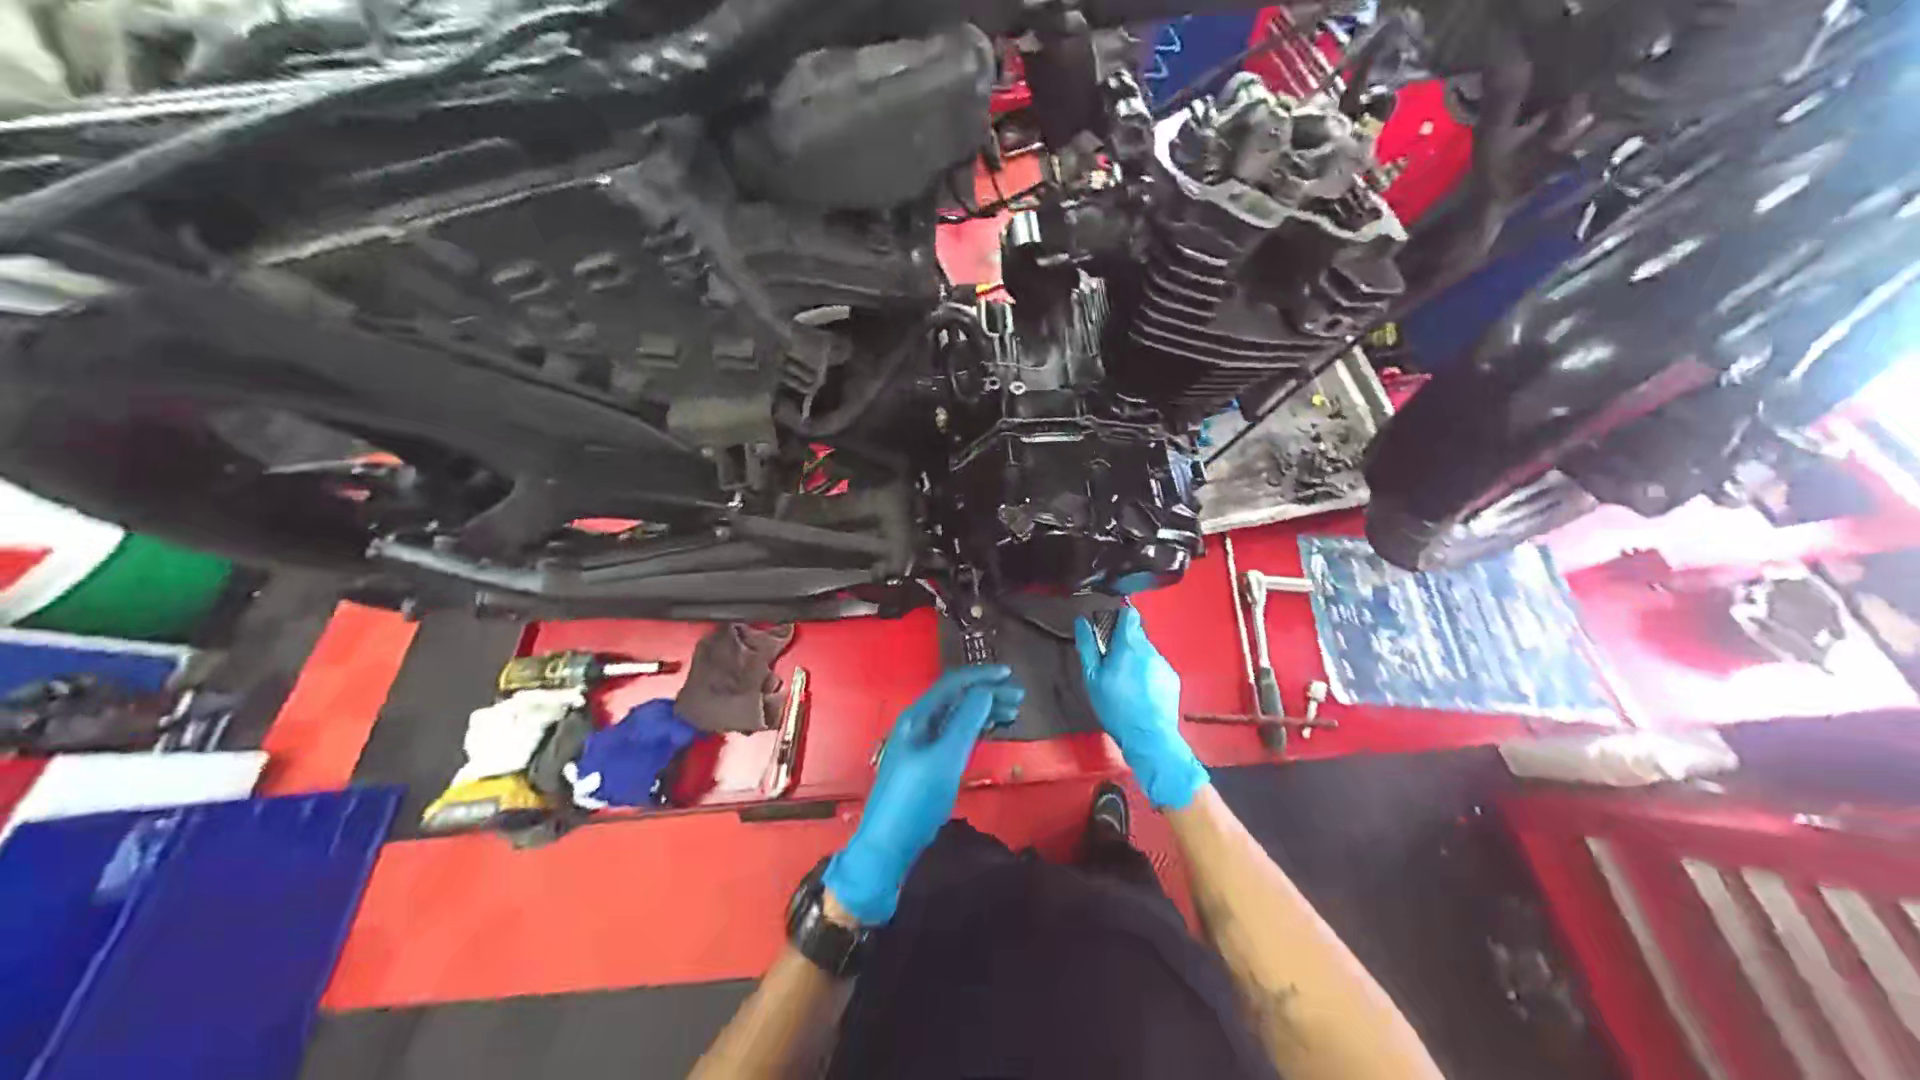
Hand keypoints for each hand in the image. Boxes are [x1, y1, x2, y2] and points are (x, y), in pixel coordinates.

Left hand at [824, 665, 1022, 923]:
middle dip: (987, 694)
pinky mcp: (928, 764)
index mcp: (917, 718)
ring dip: (983, 711)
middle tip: (1019, 699)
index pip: (952, 684)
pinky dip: (974, 729)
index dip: (981, 676)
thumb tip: (985, 691)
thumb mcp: (945, 759)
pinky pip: (955, 735)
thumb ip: (965, 722)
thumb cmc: (915, 800)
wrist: (887, 845)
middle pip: (956, 699)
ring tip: (1011, 713)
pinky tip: (989, 732)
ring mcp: (922, 745)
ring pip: (957, 717)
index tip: (1009, 675)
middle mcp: (918, 725)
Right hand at [1075, 607, 1207, 809]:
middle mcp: (1150, 649)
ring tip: (1126, 682)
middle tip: (1111, 664)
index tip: (1108, 630)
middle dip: (1124, 643)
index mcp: (1129, 645)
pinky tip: (1140, 692)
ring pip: (1146, 652)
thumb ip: (1087, 646)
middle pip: (1137, 634)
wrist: (1149, 737)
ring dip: (1136, 659)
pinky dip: (1147, 672)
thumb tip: (1082, 621)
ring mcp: (1164, 664)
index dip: (1117, 618)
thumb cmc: (1115, 706)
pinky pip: (1156, 667)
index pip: (1129, 614)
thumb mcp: (1092, 677)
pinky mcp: (1172, 678)